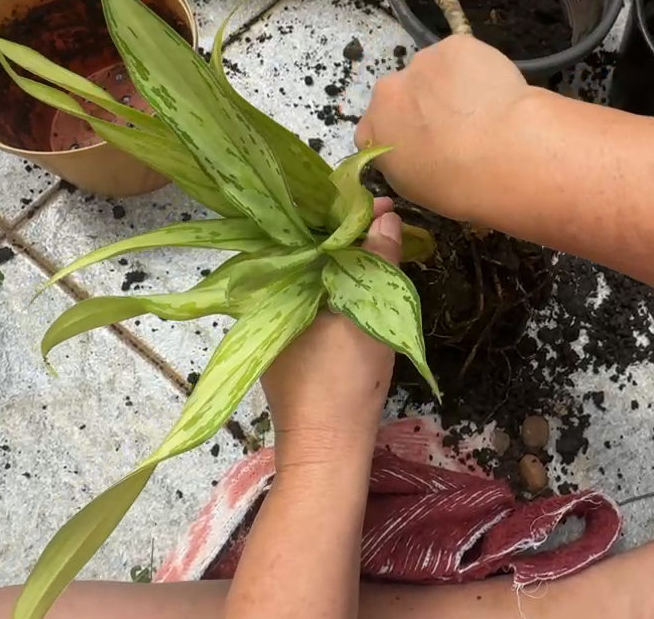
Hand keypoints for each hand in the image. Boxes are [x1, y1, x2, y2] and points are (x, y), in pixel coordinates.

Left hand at [261, 200, 401, 456]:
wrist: (328, 450)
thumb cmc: (344, 379)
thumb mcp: (369, 313)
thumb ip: (377, 261)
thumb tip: (385, 216)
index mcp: (272, 286)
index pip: (306, 230)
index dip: (344, 212)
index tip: (382, 203)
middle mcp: (265, 299)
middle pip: (310, 249)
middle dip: (348, 231)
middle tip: (388, 218)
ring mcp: (276, 321)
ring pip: (315, 272)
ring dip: (347, 256)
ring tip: (383, 239)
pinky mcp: (290, 340)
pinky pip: (316, 294)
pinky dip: (340, 281)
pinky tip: (365, 276)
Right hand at [356, 35, 537, 220]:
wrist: (502, 154)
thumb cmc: (459, 186)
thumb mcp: (416, 189)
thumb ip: (404, 162)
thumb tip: (417, 151)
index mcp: (373, 129)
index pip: (376, 128)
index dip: (404, 134)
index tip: (428, 146)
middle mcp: (388, 90)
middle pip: (405, 94)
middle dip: (426, 106)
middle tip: (458, 127)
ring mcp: (422, 62)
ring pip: (435, 71)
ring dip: (452, 85)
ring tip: (483, 110)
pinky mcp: (456, 45)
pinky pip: (464, 56)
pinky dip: (478, 69)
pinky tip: (496, 92)